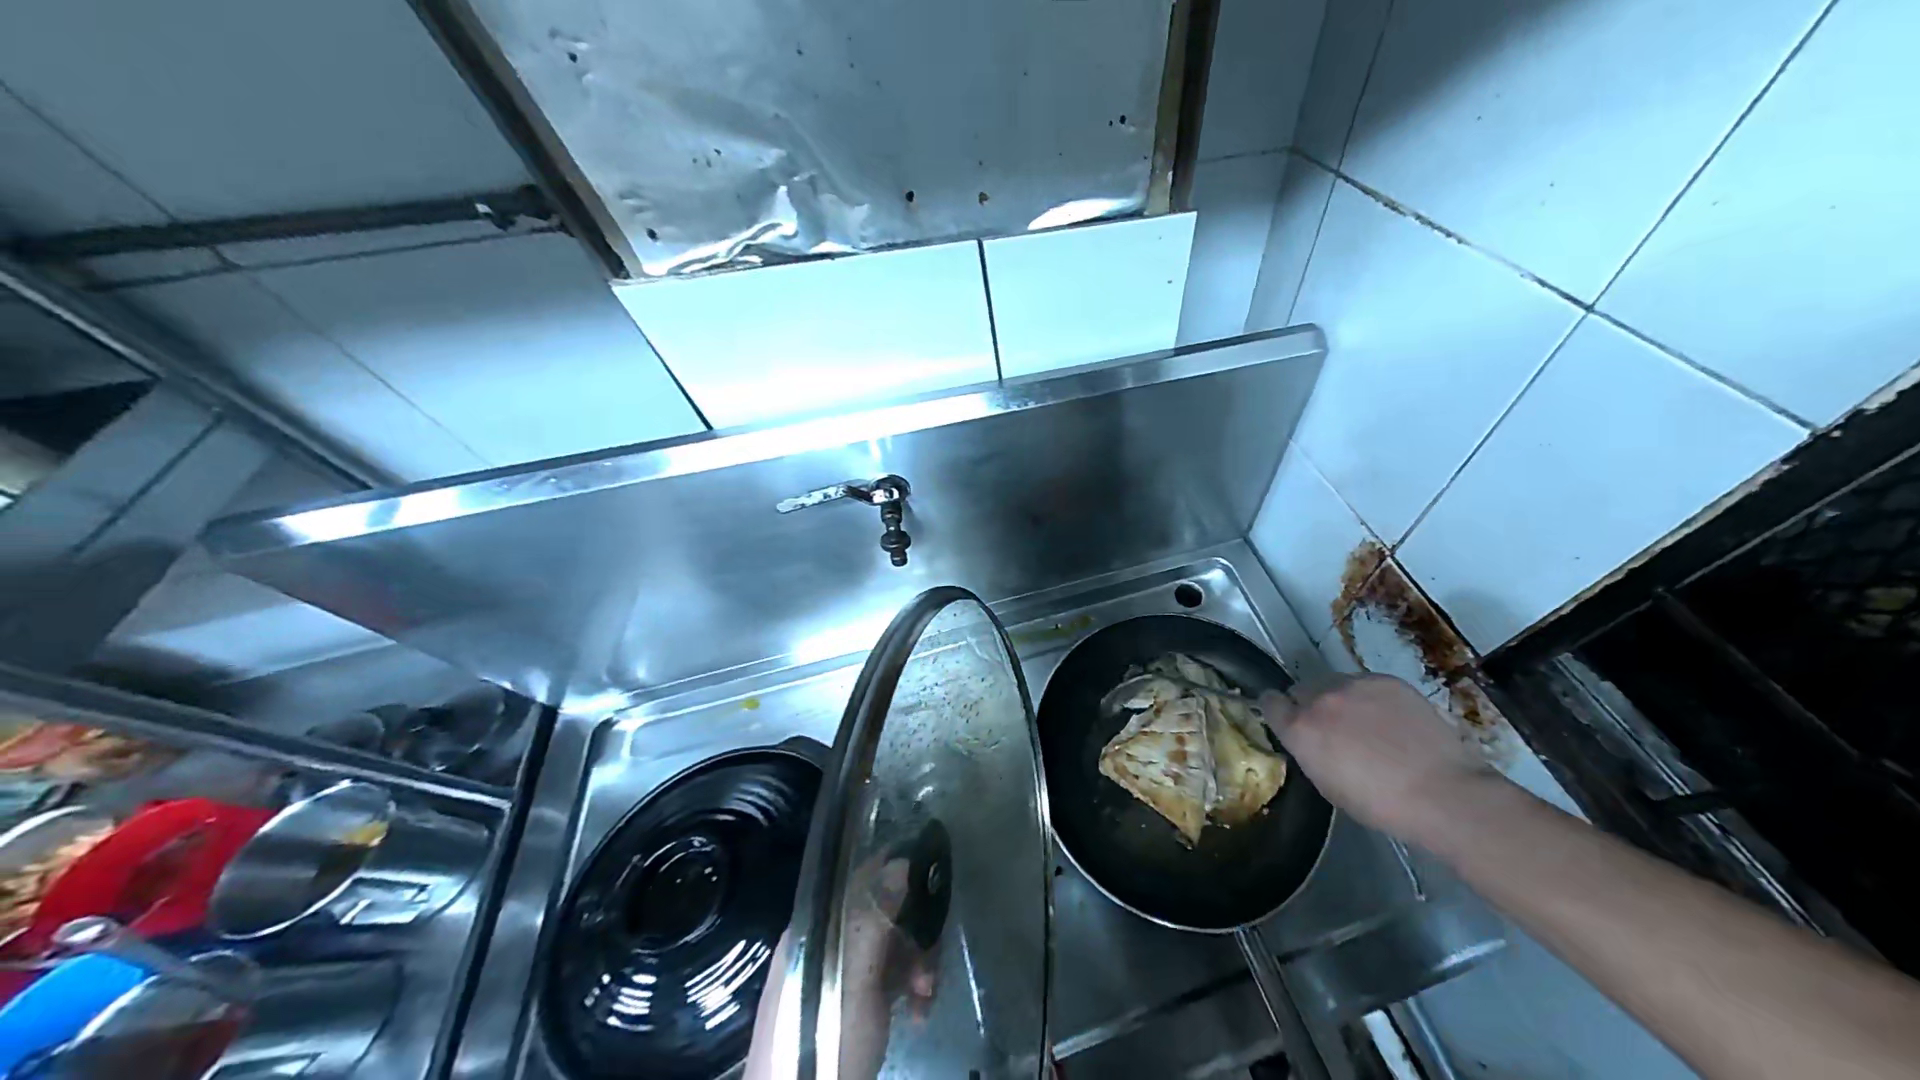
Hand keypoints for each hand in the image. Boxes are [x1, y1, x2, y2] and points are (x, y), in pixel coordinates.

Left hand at [741, 858, 937, 1079]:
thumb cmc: (823, 1041)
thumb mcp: (853, 979)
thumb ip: (874, 919)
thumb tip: (901, 861)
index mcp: (817, 925)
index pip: (861, 880)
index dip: (898, 877)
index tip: (932, 888)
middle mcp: (827, 940)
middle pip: (883, 914)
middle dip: (915, 935)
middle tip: (929, 967)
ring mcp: (841, 974)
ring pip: (891, 947)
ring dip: (918, 966)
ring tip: (926, 997)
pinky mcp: (854, 1004)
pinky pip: (890, 979)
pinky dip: (910, 990)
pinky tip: (920, 1013)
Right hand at [1258, 674, 1498, 842]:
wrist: (1443, 793)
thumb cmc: (1380, 803)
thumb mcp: (1326, 783)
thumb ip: (1308, 750)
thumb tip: (1311, 738)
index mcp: (1299, 728)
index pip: (1269, 702)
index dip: (1278, 710)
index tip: (1288, 720)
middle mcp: (1320, 698)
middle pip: (1301, 690)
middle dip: (1311, 706)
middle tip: (1334, 729)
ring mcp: (1355, 685)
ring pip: (1334, 683)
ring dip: (1341, 699)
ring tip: (1368, 724)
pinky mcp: (1387, 680)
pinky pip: (1366, 683)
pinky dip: (1372, 697)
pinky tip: (1393, 721)